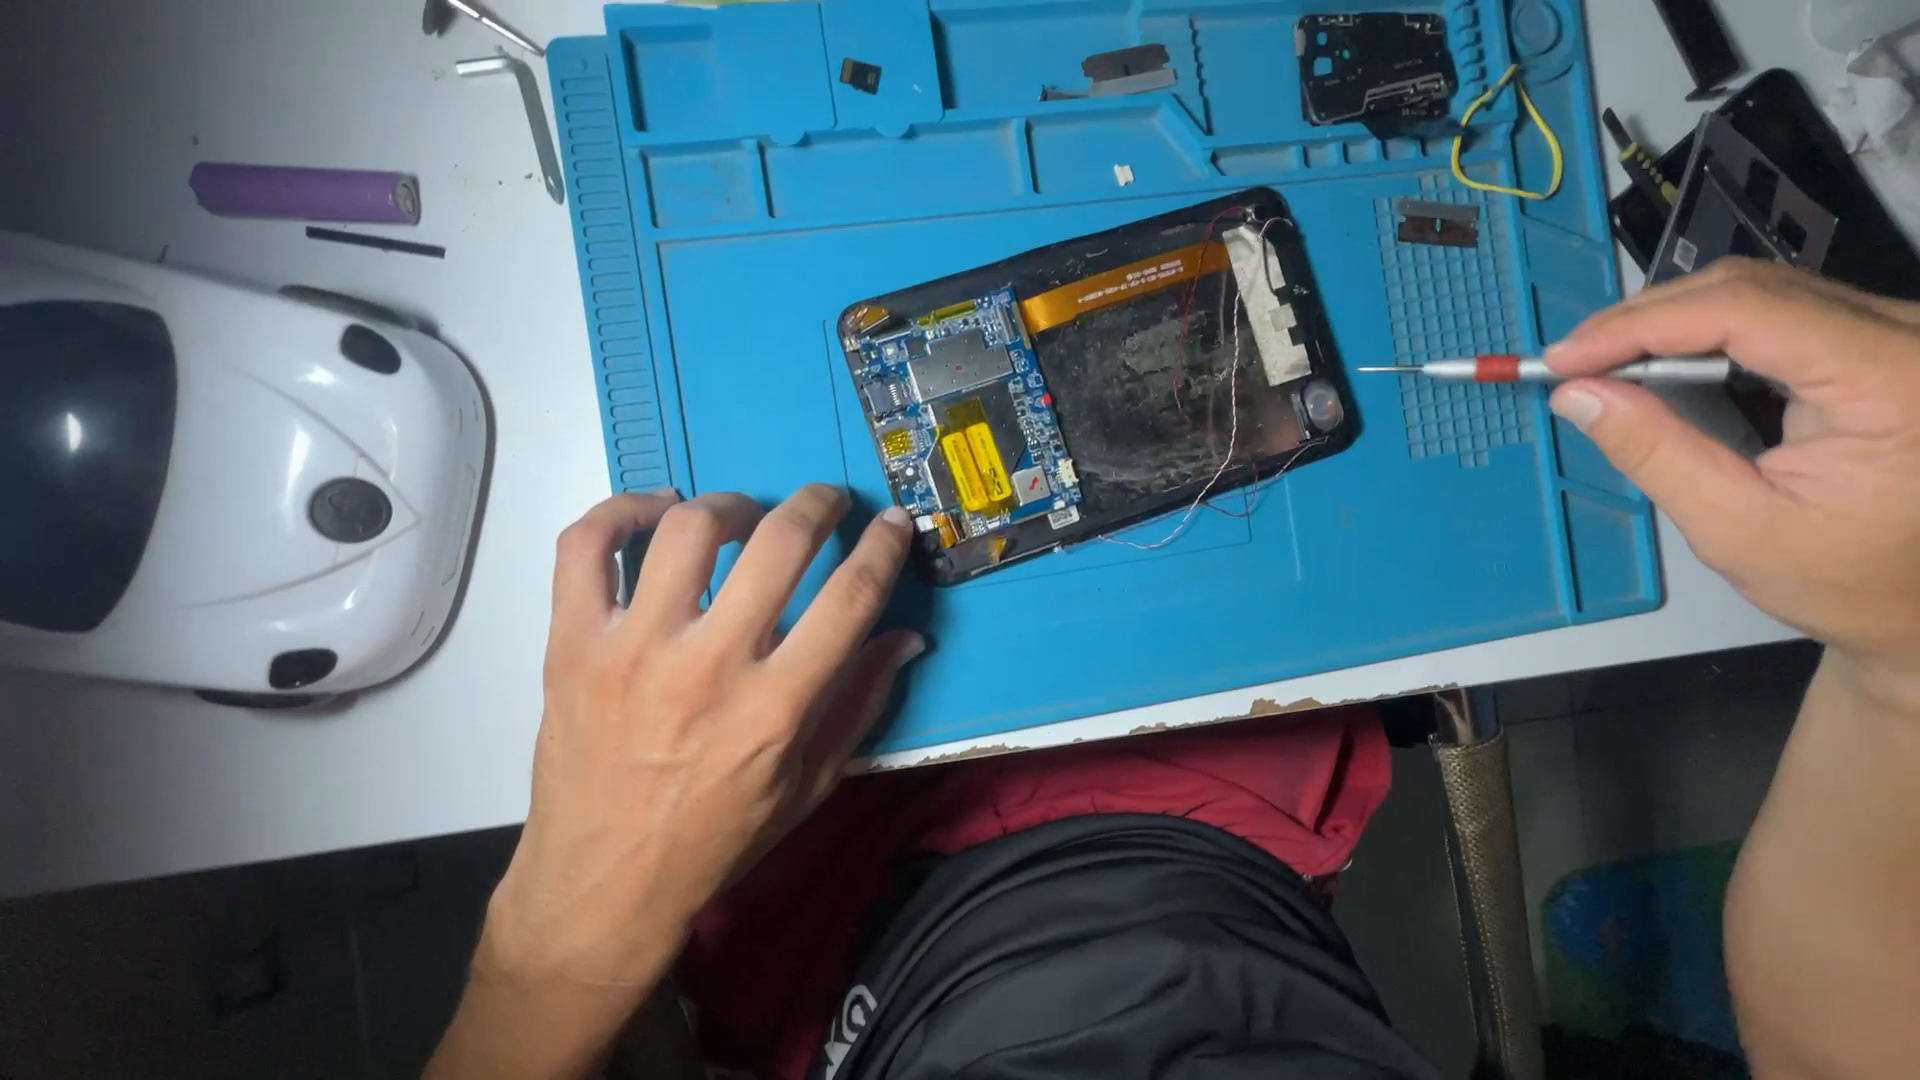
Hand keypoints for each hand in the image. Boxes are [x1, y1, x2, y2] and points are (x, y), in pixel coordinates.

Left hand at [482, 485, 922, 989]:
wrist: (602, 886)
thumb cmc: (718, 840)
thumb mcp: (810, 785)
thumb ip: (862, 703)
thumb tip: (906, 637)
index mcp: (776, 707)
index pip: (850, 598)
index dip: (883, 546)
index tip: (893, 522)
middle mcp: (708, 665)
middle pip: (778, 543)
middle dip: (818, 505)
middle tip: (827, 500)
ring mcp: (632, 648)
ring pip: (687, 530)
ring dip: (731, 505)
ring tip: (744, 516)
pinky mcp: (572, 643)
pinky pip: (586, 545)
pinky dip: (623, 510)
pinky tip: (657, 513)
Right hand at [1546, 260, 1919, 698]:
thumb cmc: (1846, 579)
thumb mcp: (1734, 526)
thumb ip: (1654, 452)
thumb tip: (1575, 394)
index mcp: (1891, 381)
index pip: (1746, 313)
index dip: (1640, 325)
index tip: (1562, 360)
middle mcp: (1909, 337)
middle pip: (1751, 288)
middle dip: (1644, 319)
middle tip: (1569, 362)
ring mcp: (1900, 336)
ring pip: (1761, 291)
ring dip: (1666, 321)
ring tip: (1600, 362)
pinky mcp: (1881, 345)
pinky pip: (1778, 312)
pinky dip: (1700, 330)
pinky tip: (1654, 360)